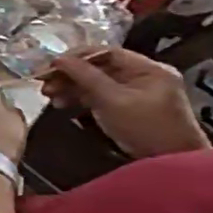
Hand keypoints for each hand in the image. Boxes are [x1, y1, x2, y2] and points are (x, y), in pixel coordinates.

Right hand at [42, 47, 207, 158]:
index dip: (77, 56)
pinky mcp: (124, 106)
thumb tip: (58, 59)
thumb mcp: (112, 99)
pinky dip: (79, 98)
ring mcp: (133, 92)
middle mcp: (142, 76)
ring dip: (70, 87)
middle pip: (98, 67)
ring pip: (94, 82)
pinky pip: (97, 95)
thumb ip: (85, 77)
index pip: (107, 52)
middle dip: (69, 74)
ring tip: (49, 96)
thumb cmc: (144, 126)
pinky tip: (62, 104)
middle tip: (44, 83)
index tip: (50, 65)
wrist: (168, 159)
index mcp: (148, 69)